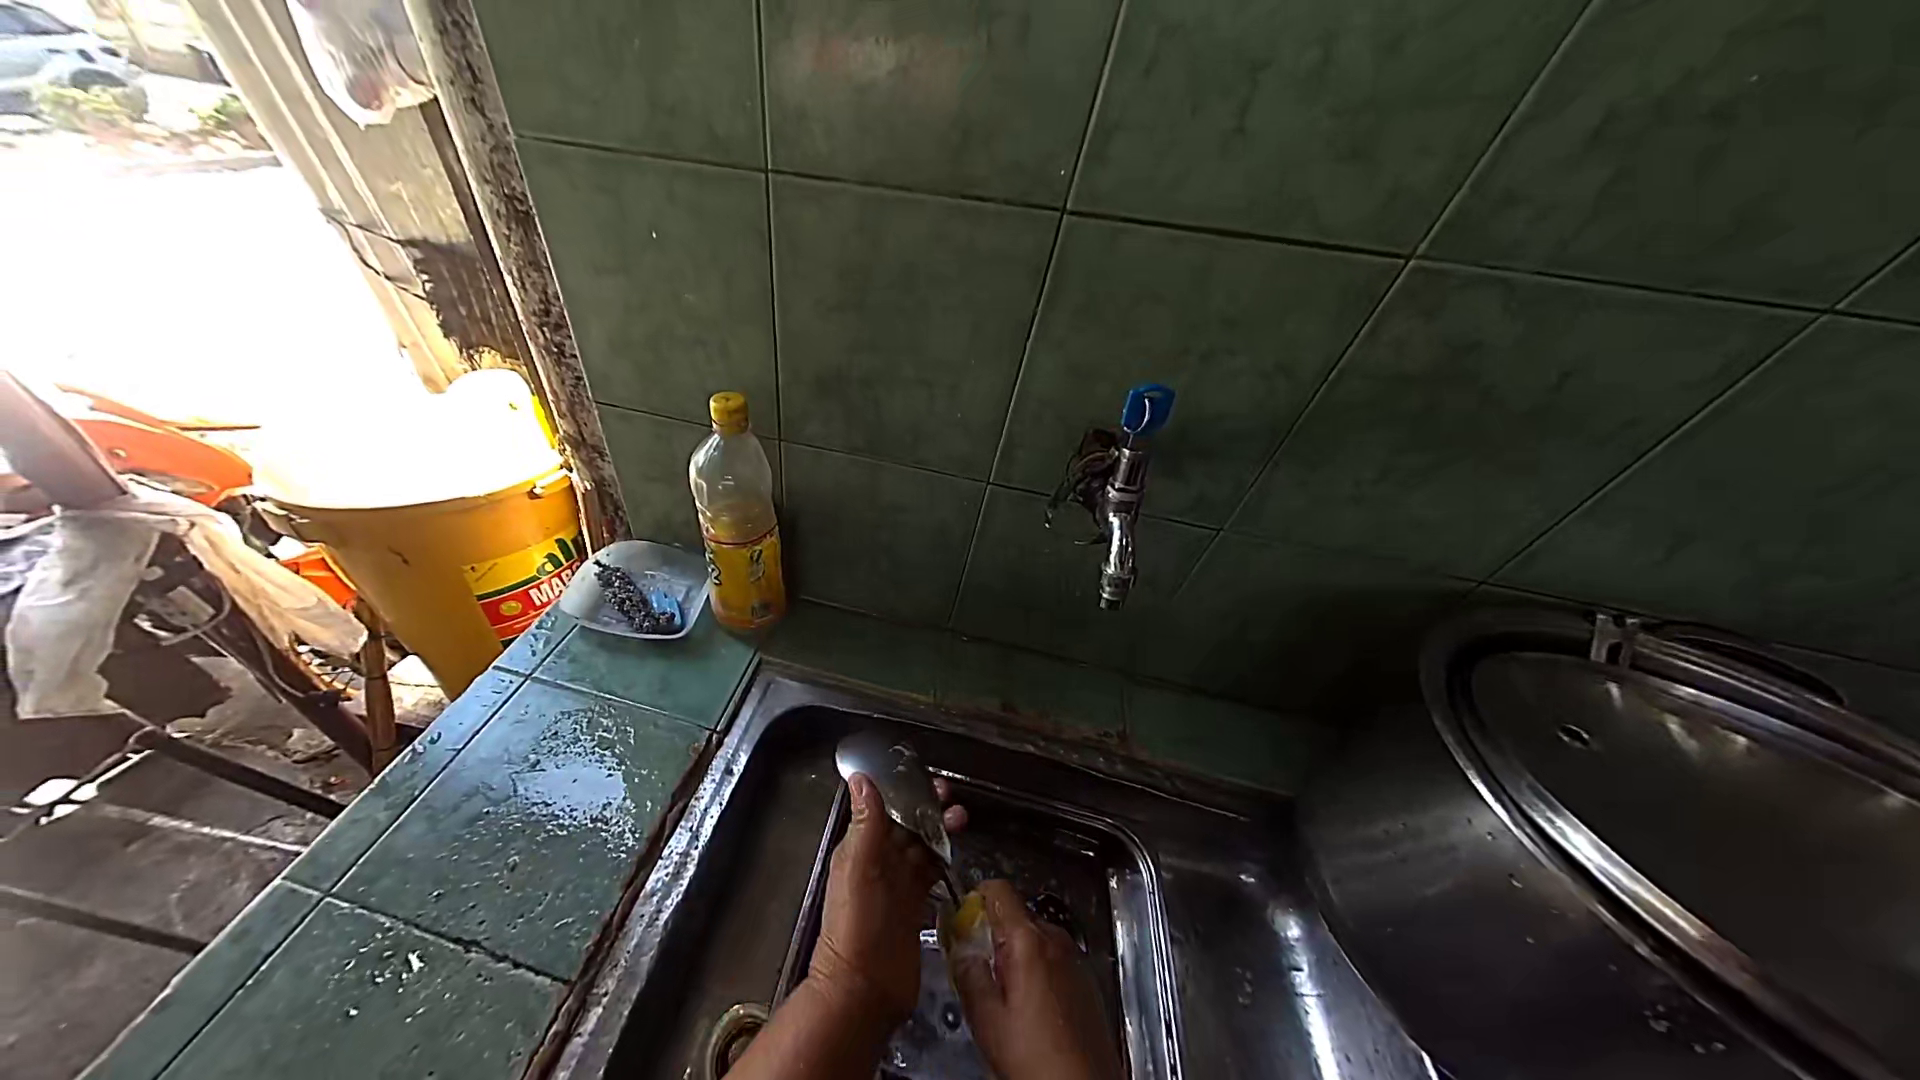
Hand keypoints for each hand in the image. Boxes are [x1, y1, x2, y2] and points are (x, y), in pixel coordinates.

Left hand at [807, 773, 967, 1028]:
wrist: (863, 993)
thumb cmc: (857, 927)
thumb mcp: (860, 869)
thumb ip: (866, 824)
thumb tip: (862, 778)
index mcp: (860, 848)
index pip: (885, 809)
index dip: (906, 792)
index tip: (928, 779)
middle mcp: (879, 862)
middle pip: (908, 825)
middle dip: (929, 809)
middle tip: (952, 798)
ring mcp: (898, 885)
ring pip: (922, 846)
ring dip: (940, 830)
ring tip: (962, 820)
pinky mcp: (915, 906)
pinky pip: (931, 873)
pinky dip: (943, 859)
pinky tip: (957, 852)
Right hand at [952, 880, 1123, 1079]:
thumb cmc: (1037, 1060)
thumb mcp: (986, 1019)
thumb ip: (968, 972)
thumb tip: (959, 946)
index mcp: (1029, 940)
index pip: (999, 890)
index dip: (976, 898)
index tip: (963, 920)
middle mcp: (1055, 938)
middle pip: (1015, 914)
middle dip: (993, 935)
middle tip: (978, 970)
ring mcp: (1073, 957)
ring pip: (1033, 936)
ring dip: (1015, 954)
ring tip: (1005, 997)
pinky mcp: (1084, 977)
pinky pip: (1052, 956)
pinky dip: (1037, 968)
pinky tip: (1031, 1007)